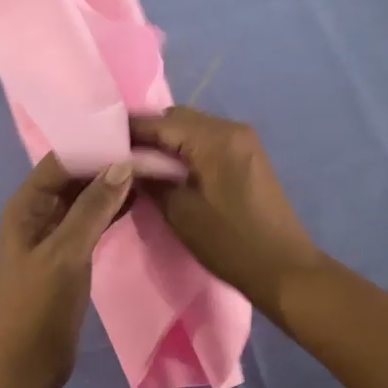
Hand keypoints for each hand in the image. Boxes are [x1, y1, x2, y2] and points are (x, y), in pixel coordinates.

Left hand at [0, 152, 133, 387]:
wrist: (28, 367)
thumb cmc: (41, 306)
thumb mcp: (68, 252)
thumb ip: (93, 207)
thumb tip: (122, 164)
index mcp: (26, 205)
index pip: (61, 160)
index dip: (93, 146)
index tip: (131, 137)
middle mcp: (36, 212)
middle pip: (74, 176)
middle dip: (106, 164)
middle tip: (147, 153)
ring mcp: (52, 233)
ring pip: (84, 197)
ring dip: (111, 186)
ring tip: (149, 172)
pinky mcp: (68, 253)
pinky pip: (90, 220)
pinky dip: (111, 210)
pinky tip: (137, 201)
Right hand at [132, 107, 322, 308]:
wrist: (285, 269)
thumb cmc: (231, 243)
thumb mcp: (181, 213)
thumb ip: (152, 180)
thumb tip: (129, 165)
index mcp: (215, 138)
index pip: (161, 122)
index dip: (130, 130)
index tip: (102, 140)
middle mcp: (231, 128)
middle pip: (178, 118)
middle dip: (149, 133)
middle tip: (122, 155)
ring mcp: (244, 140)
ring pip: (194, 127)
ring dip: (169, 139)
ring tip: (143, 163)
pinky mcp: (249, 154)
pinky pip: (209, 139)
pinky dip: (188, 147)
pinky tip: (171, 168)